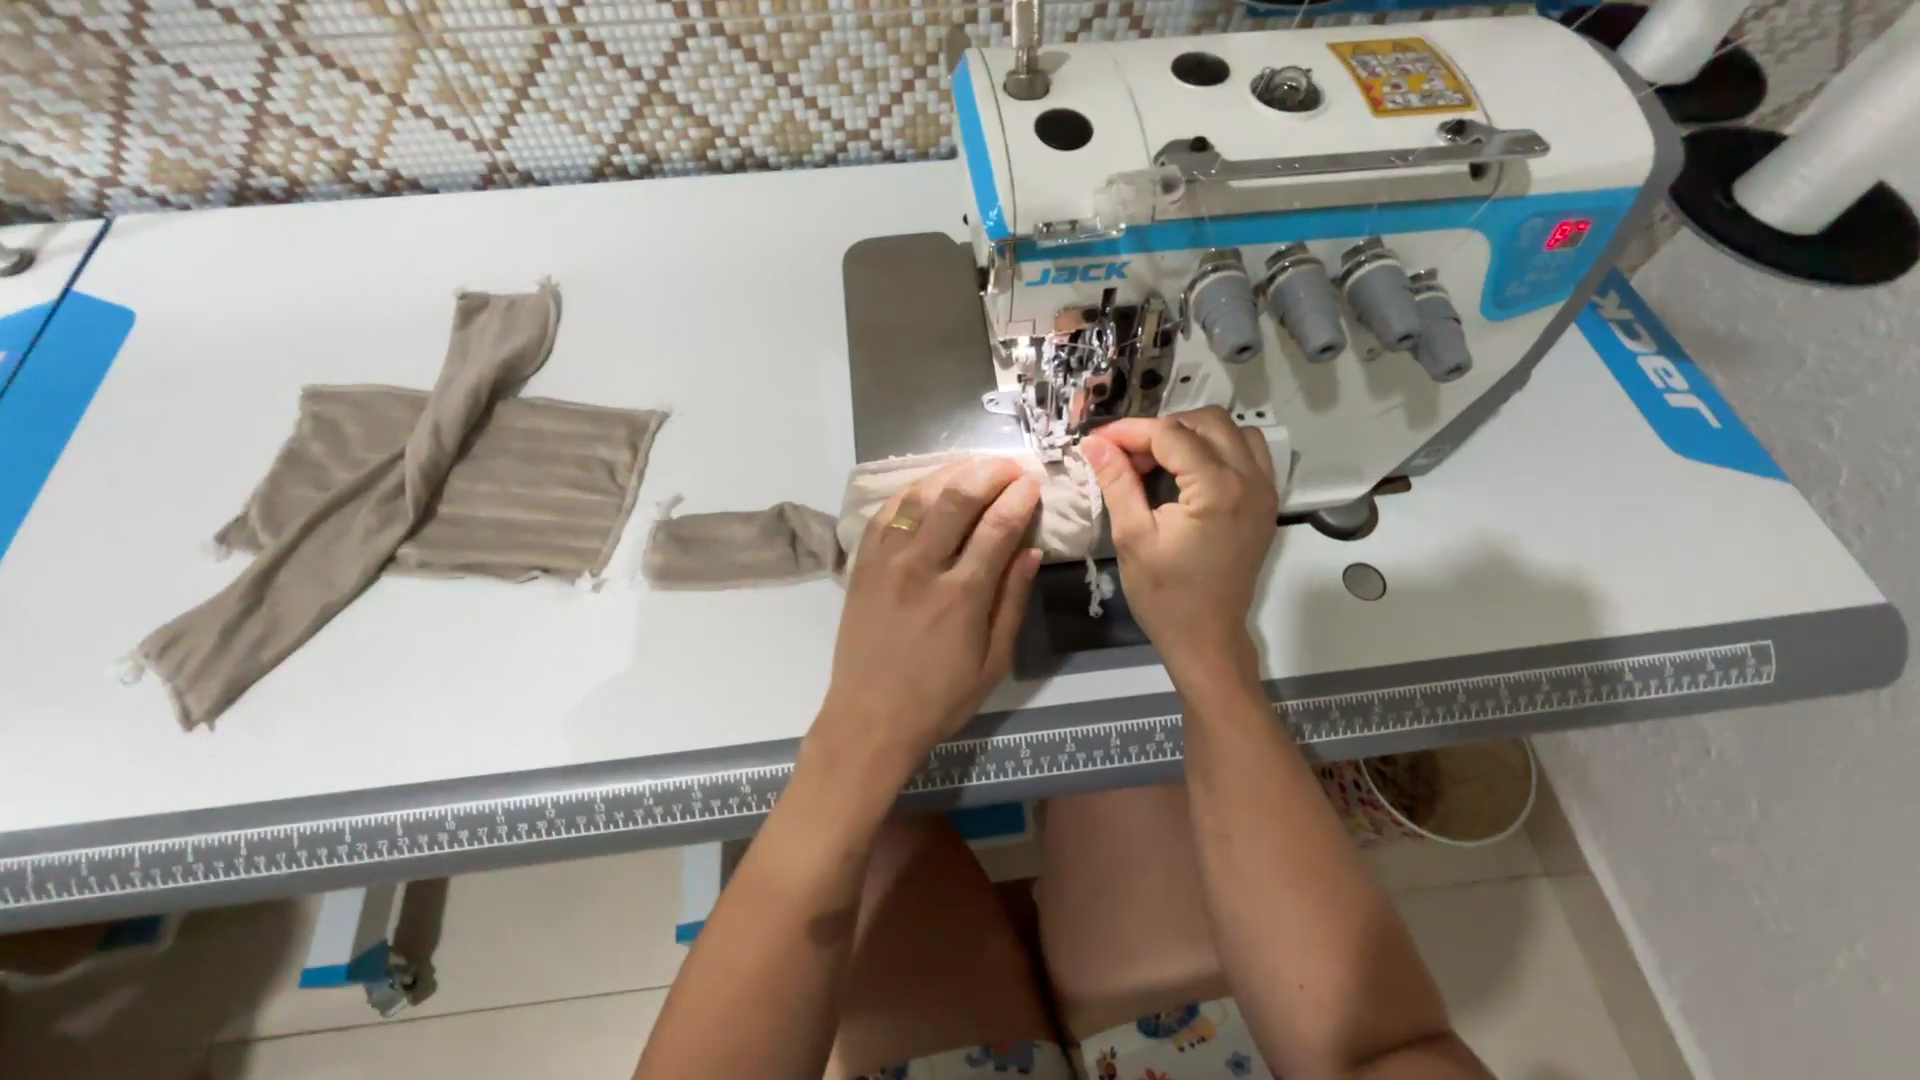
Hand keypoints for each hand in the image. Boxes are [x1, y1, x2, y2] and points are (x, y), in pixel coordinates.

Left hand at [813, 458, 1042, 778]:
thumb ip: (1013, 601)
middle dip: (989, 473)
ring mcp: (885, 562)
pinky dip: (910, 492)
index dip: (1019, 498)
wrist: (870, 718)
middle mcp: (921, 568)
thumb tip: (1032, 550)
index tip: (1033, 483)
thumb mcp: (994, 661)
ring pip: (918, 497)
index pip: (997, 527)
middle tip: (1009, 467)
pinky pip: (885, 513)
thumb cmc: (940, 698)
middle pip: (957, 499)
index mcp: (961, 595)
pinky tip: (928, 486)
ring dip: (950, 472)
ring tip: (974, 466)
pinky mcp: (861, 565)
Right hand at [1082, 407, 1278, 683]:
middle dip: (1162, 427)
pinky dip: (1219, 449)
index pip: (1171, 434)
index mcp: (1217, 488)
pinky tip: (1190, 471)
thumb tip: (1095, 443)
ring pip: (1232, 431)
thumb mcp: (1132, 536)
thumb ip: (1117, 482)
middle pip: (1206, 421)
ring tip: (1160, 458)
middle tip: (1128, 453)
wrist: (1206, 637)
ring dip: (1194, 433)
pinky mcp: (1265, 503)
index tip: (1098, 439)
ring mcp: (1264, 490)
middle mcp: (1249, 480)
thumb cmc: (1165, 595)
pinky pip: (1249, 453)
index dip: (1130, 431)